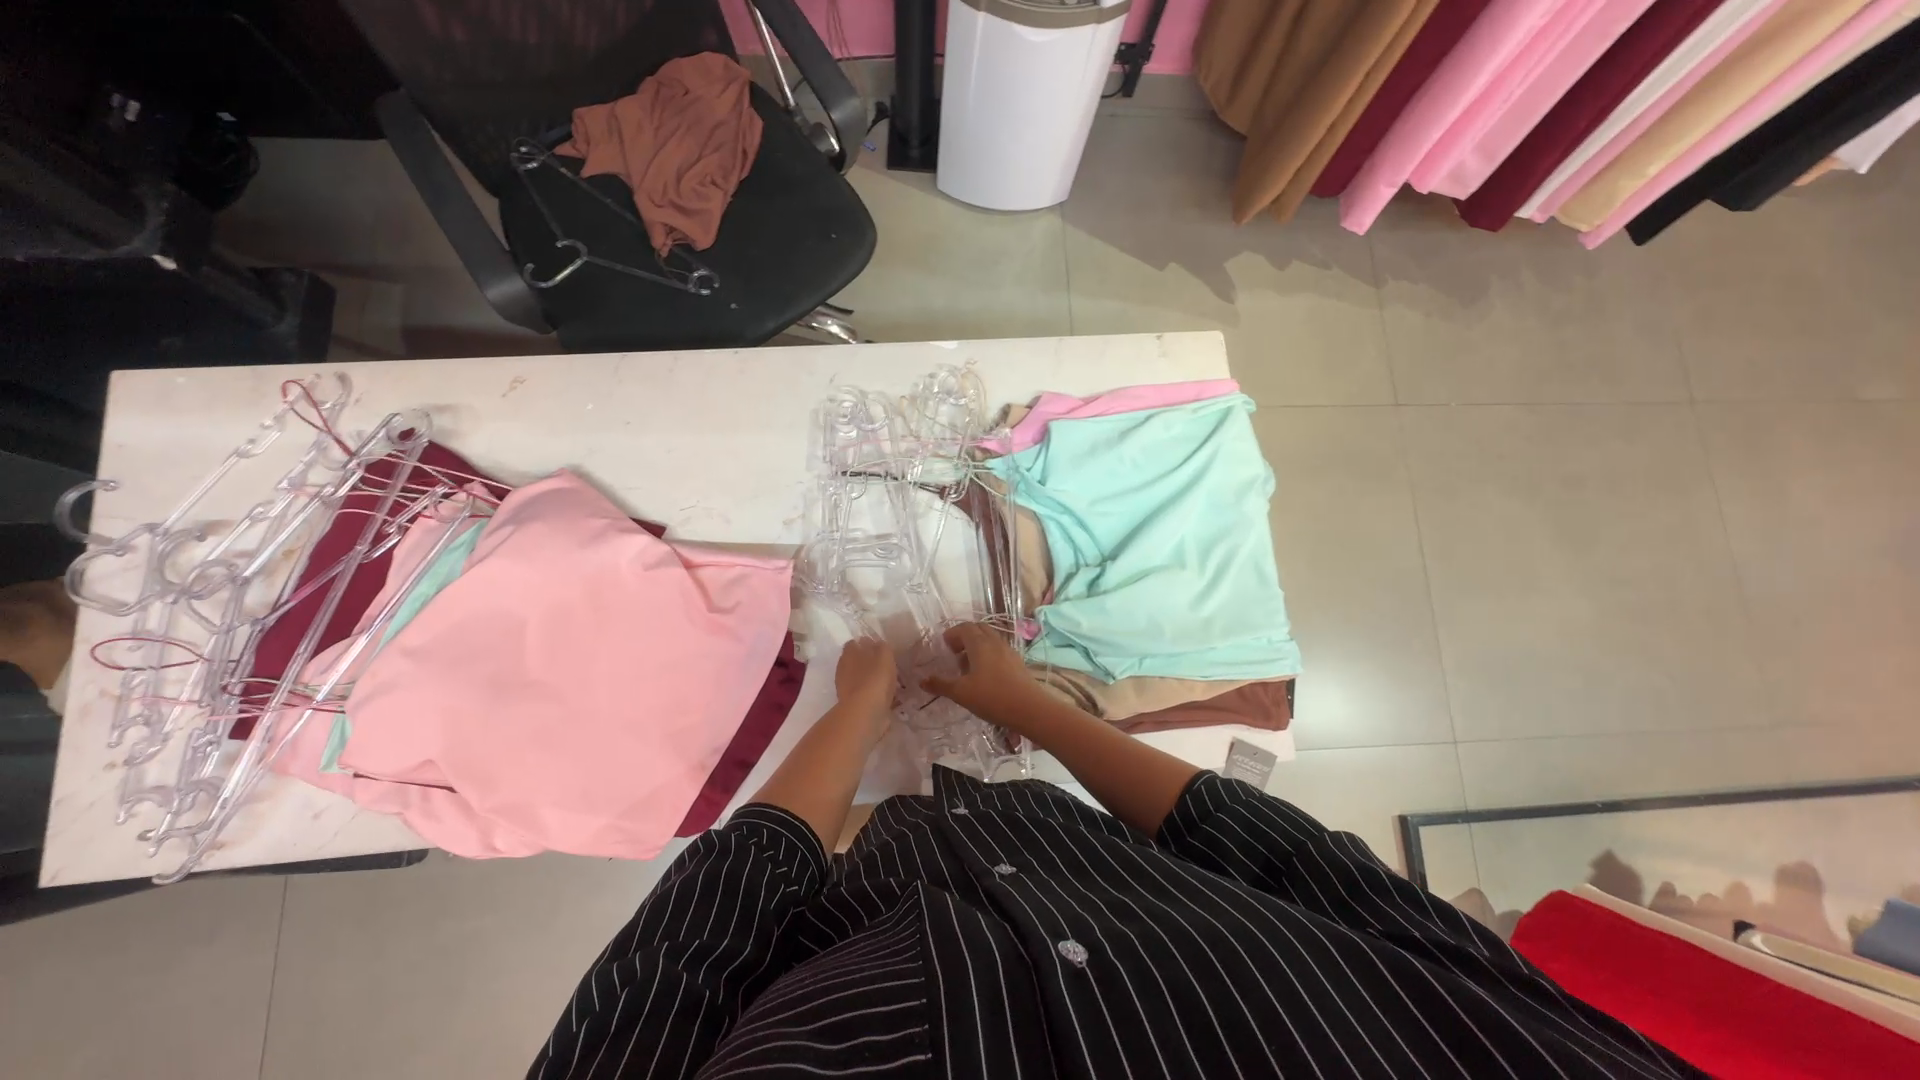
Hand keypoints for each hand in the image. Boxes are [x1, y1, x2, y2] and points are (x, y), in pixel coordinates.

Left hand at [834, 637, 898, 722]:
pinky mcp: (848, 701)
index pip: (854, 643)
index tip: (877, 650)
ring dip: (866, 678)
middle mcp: (843, 666)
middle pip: (853, 660)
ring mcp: (844, 685)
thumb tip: (878, 643)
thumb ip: (881, 647)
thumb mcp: (884, 655)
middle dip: (865, 662)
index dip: (865, 645)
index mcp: (849, 652)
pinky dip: (868, 693)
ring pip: (856, 677)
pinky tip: (879, 696)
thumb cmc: (875, 678)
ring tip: (883, 682)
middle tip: (881, 666)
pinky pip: (860, 692)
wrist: (864, 710)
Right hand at [920, 622, 1052, 732]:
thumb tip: (922, 680)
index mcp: (980, 644)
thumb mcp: (961, 693)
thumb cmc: (992, 697)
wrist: (1029, 709)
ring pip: (990, 639)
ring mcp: (1008, 651)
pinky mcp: (1017, 662)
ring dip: (976, 645)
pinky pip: (998, 649)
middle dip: (964, 637)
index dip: (952, 634)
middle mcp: (995, 642)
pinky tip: (984, 674)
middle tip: (954, 653)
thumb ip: (940, 685)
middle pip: (978, 629)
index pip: (964, 628)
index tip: (944, 647)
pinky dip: (988, 654)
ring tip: (967, 665)